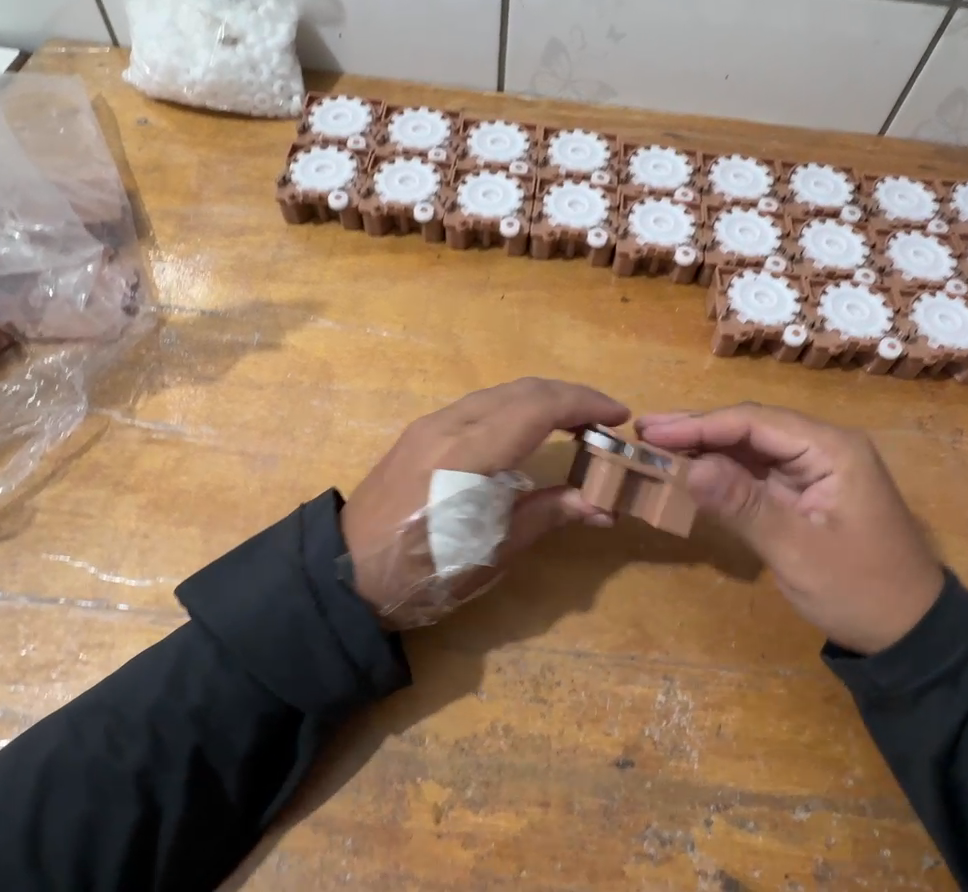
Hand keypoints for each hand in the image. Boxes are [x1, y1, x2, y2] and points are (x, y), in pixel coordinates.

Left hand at [342, 378, 627, 627]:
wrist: (348, 577)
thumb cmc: (425, 572)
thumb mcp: (493, 552)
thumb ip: (547, 515)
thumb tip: (603, 505)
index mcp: (469, 453)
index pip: (538, 406)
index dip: (584, 404)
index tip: (620, 416)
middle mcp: (449, 424)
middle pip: (521, 390)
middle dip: (569, 397)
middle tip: (604, 422)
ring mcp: (430, 424)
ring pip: (498, 394)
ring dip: (541, 400)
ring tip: (574, 425)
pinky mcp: (420, 432)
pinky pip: (478, 406)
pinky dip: (514, 409)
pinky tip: (528, 433)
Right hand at [636, 404, 944, 654]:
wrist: (910, 634)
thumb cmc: (860, 591)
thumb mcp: (798, 552)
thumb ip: (744, 506)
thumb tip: (690, 468)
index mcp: (832, 449)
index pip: (754, 422)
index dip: (699, 425)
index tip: (652, 432)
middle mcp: (823, 448)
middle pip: (750, 427)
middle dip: (697, 430)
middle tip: (644, 432)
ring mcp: (815, 470)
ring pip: (751, 447)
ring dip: (706, 448)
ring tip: (656, 447)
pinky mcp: (806, 492)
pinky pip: (758, 472)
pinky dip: (723, 471)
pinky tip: (690, 472)